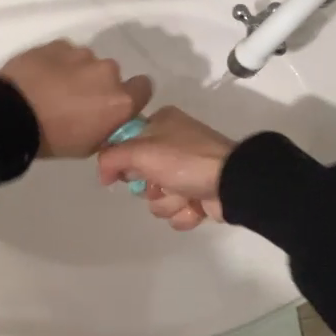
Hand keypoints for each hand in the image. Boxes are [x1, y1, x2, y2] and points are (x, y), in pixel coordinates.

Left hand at [0, 40, 152, 157]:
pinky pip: (65, 52)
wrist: (10, 116)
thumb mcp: (88, 147)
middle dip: (98, 84)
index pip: (143, 88)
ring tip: (53, 88)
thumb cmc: (52, 139)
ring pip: (87, 62)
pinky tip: (41, 76)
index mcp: (120, 100)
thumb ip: (108, 128)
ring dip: (77, 72)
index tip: (113, 103)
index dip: (131, 95)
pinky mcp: (58, 44)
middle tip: (76, 100)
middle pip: (111, 75)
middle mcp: (107, 72)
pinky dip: (57, 62)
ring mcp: (82, 55)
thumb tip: (111, 120)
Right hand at [96, 107, 235, 230]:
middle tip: (161, 182)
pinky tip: (196, 205)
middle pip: (140, 176)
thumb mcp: (141, 151)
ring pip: (157, 198)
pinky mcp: (199, 194)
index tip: (130, 170)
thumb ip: (111, 158)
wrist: (233, 183)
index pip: (126, 142)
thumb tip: (103, 174)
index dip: (125, 161)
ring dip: (169, 201)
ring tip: (185, 195)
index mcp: (162, 123)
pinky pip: (177, 211)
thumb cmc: (185, 160)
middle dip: (151, 187)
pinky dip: (185, 213)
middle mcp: (173, 144)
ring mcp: (188, 171)